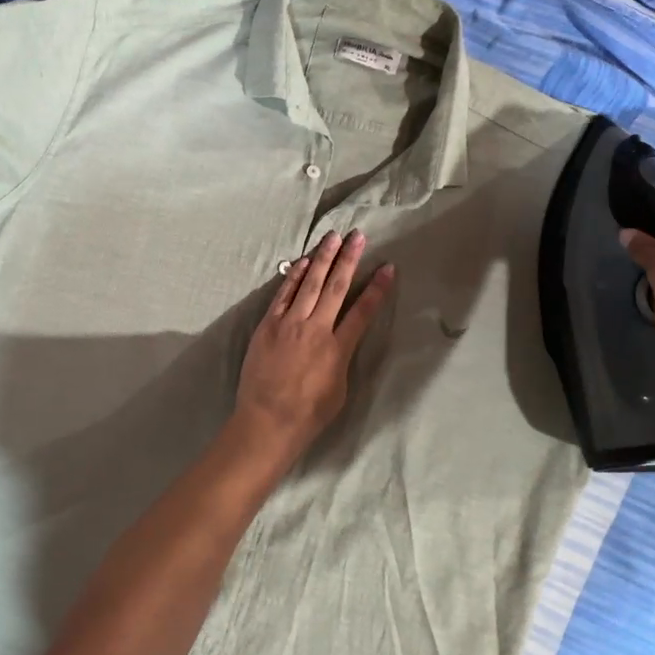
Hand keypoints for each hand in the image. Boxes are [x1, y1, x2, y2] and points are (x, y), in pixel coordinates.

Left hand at [232, 229, 393, 464]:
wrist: (267, 419)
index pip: (363, 312)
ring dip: (321, 258)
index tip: (387, 268)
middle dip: (348, 259)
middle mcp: (315, 329)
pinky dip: (293, 276)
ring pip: (309, 284)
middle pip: (335, 287)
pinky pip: (283, 294)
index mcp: (338, 349)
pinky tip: (303, 262)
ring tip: (332, 238)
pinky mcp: (268, 325)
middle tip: (357, 236)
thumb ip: (341, 358)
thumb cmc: (308, 414)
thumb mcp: (339, 388)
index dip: (377, 289)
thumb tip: (340, 341)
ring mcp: (288, 324)